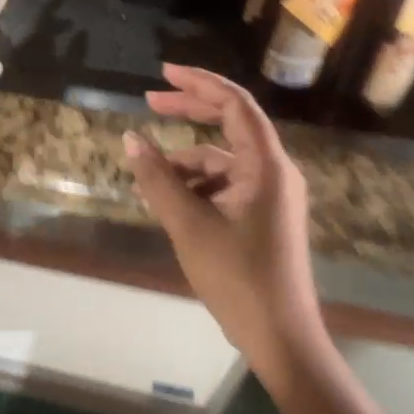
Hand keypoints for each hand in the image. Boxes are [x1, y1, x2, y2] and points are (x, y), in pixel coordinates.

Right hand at [125, 64, 326, 385]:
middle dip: (190, 111)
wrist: (282, 339)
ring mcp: (272, 195)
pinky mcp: (265, 216)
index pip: (234, 104)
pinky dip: (198, 184)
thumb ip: (157, 178)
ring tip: (150, 175)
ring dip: (187, 159)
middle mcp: (275, 171)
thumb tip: (131, 139)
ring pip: (224, 159)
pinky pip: (228, 184)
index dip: (199, 83)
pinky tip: (171, 200)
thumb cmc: (237, 277)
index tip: (163, 74)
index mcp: (265, 165)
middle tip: (150, 102)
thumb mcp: (189, 225)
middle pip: (232, 123)